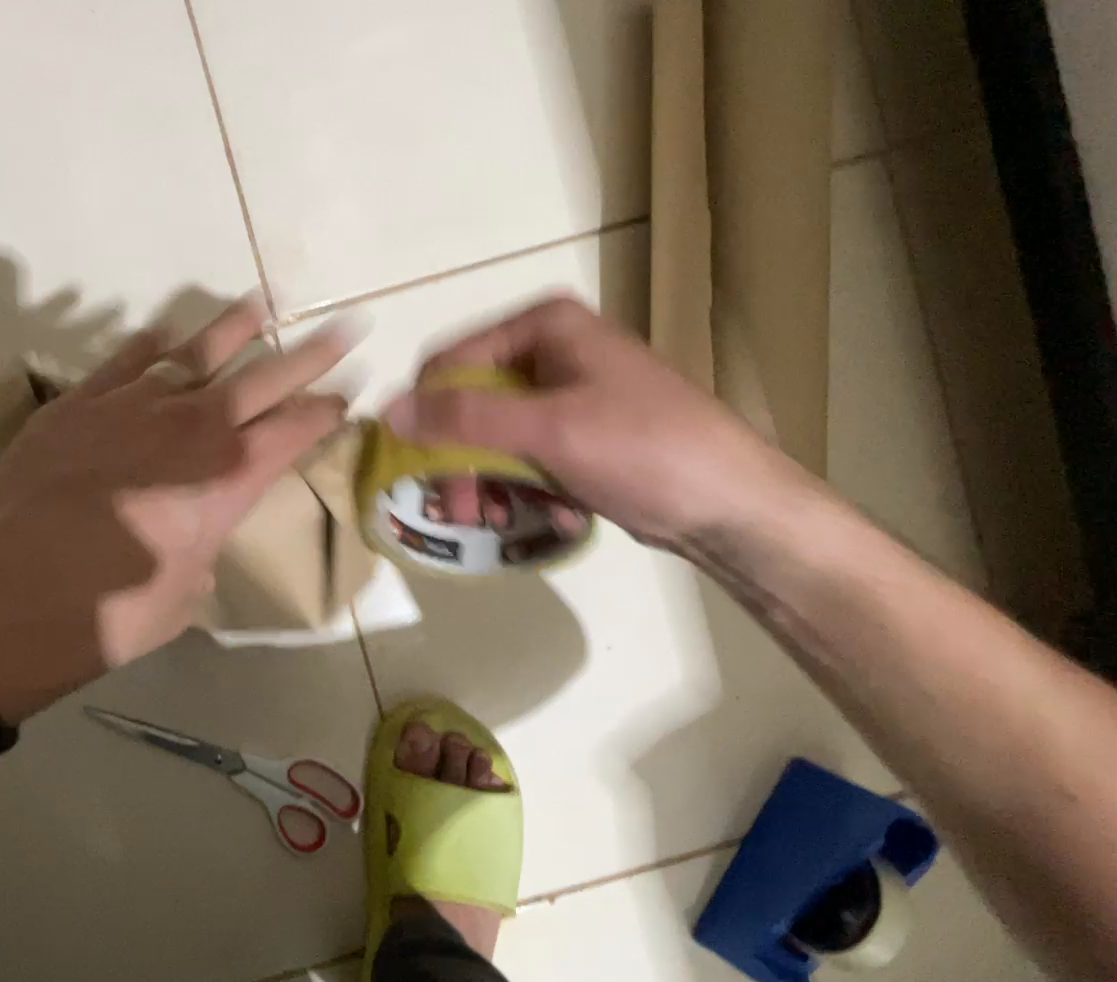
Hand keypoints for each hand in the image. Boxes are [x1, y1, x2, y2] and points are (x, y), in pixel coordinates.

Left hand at [0, 300, 354, 720]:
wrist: (15, 595)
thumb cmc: (112, 614)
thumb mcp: (182, 594)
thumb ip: (198, 557)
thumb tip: (193, 550)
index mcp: (225, 481)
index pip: (292, 433)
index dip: (325, 413)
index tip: (347, 396)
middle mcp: (188, 431)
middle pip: (261, 381)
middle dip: (308, 356)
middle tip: (345, 328)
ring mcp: (130, 409)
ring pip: (195, 355)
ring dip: (234, 329)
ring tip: (264, 304)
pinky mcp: (78, 404)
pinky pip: (124, 361)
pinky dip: (150, 345)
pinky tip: (167, 334)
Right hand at [381, 297, 811, 549]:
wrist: (729, 504)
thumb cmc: (644, 449)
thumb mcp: (548, 429)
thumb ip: (464, 418)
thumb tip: (387, 410)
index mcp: (542, 327)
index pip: (448, 365)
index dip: (428, 418)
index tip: (427, 473)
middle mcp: (546, 351)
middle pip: (466, 406)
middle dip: (463, 463)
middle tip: (467, 511)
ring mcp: (561, 394)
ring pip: (488, 439)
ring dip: (492, 485)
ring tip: (507, 520)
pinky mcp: (573, 434)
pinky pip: (520, 458)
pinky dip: (525, 491)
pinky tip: (554, 515)